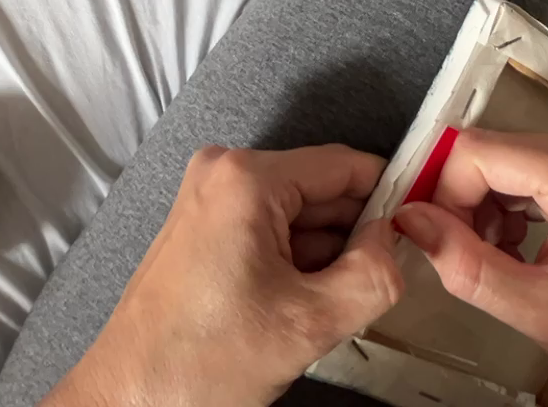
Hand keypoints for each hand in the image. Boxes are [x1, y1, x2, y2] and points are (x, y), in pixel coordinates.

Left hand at [45, 145, 404, 406]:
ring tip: (341, 301)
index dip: (387, 190)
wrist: (126, 400)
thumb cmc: (200, 361)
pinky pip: (268, 227)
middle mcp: (224, 171)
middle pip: (317, 188)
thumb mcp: (307, 323)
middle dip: (355, 231)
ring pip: (295, 212)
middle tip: (386, 276)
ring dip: (325, 252)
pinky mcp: (203, 224)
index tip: (420, 217)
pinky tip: (306, 300)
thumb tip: (398, 242)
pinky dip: (295, 259)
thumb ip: (372, 276)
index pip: (340, 165)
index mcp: (246, 177)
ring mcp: (209, 197)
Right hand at [392, 129, 547, 406]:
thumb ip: (468, 266)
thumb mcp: (542, 315)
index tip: (438, 242)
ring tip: (495, 258)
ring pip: (504, 158)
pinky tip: (516, 245)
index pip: (475, 151)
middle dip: (462, 201)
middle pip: (489, 151)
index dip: (443, 192)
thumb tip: (407, 220)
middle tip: (463, 256)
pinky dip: (508, 202)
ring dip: (483, 204)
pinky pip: (528, 167)